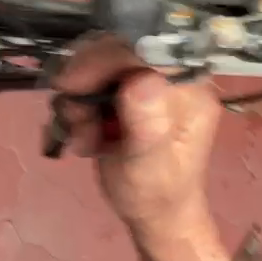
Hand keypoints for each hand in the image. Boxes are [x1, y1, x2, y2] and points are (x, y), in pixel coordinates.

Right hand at [54, 37, 221, 234]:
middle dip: (84, 80)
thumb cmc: (158, 194)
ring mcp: (143, 81)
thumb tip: (141, 79)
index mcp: (188, 87)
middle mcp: (167, 75)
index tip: (75, 83)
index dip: (106, 56)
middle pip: (115, 48)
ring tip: (82, 134)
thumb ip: (148, 125)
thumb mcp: (151, 166)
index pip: (145, 46)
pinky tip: (82, 134)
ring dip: (77, 98)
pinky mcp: (122, 91)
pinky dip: (76, 105)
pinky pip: (88, 80)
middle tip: (73, 116)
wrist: (152, 215)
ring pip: (95, 62)